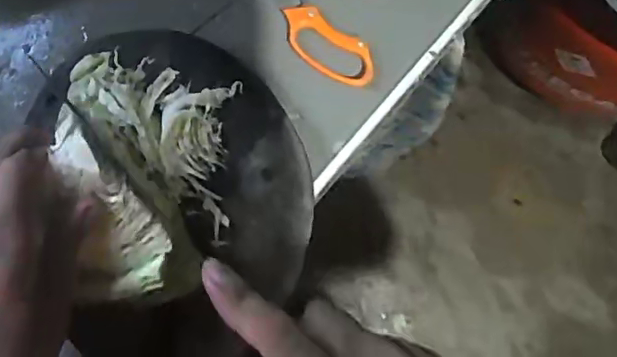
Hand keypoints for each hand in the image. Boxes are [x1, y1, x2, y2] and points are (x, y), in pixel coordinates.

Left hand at [0, 128, 94, 356]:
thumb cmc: (15, 348)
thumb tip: (87, 200)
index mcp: (6, 239)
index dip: (37, 149)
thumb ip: (67, 248)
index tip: (61, 150)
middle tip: (45, 140)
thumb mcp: (54, 305)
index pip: (15, 168)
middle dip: (15, 142)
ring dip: (1, 159)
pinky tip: (14, 200)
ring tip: (31, 163)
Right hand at [202, 259, 428, 356]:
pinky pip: (394, 345)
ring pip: (356, 330)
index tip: (211, 268)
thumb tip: (264, 343)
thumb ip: (289, 346)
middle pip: (316, 314)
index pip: (278, 332)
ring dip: (339, 348)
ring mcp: (405, 353)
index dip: (241, 302)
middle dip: (296, 327)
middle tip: (288, 351)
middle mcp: (368, 354)